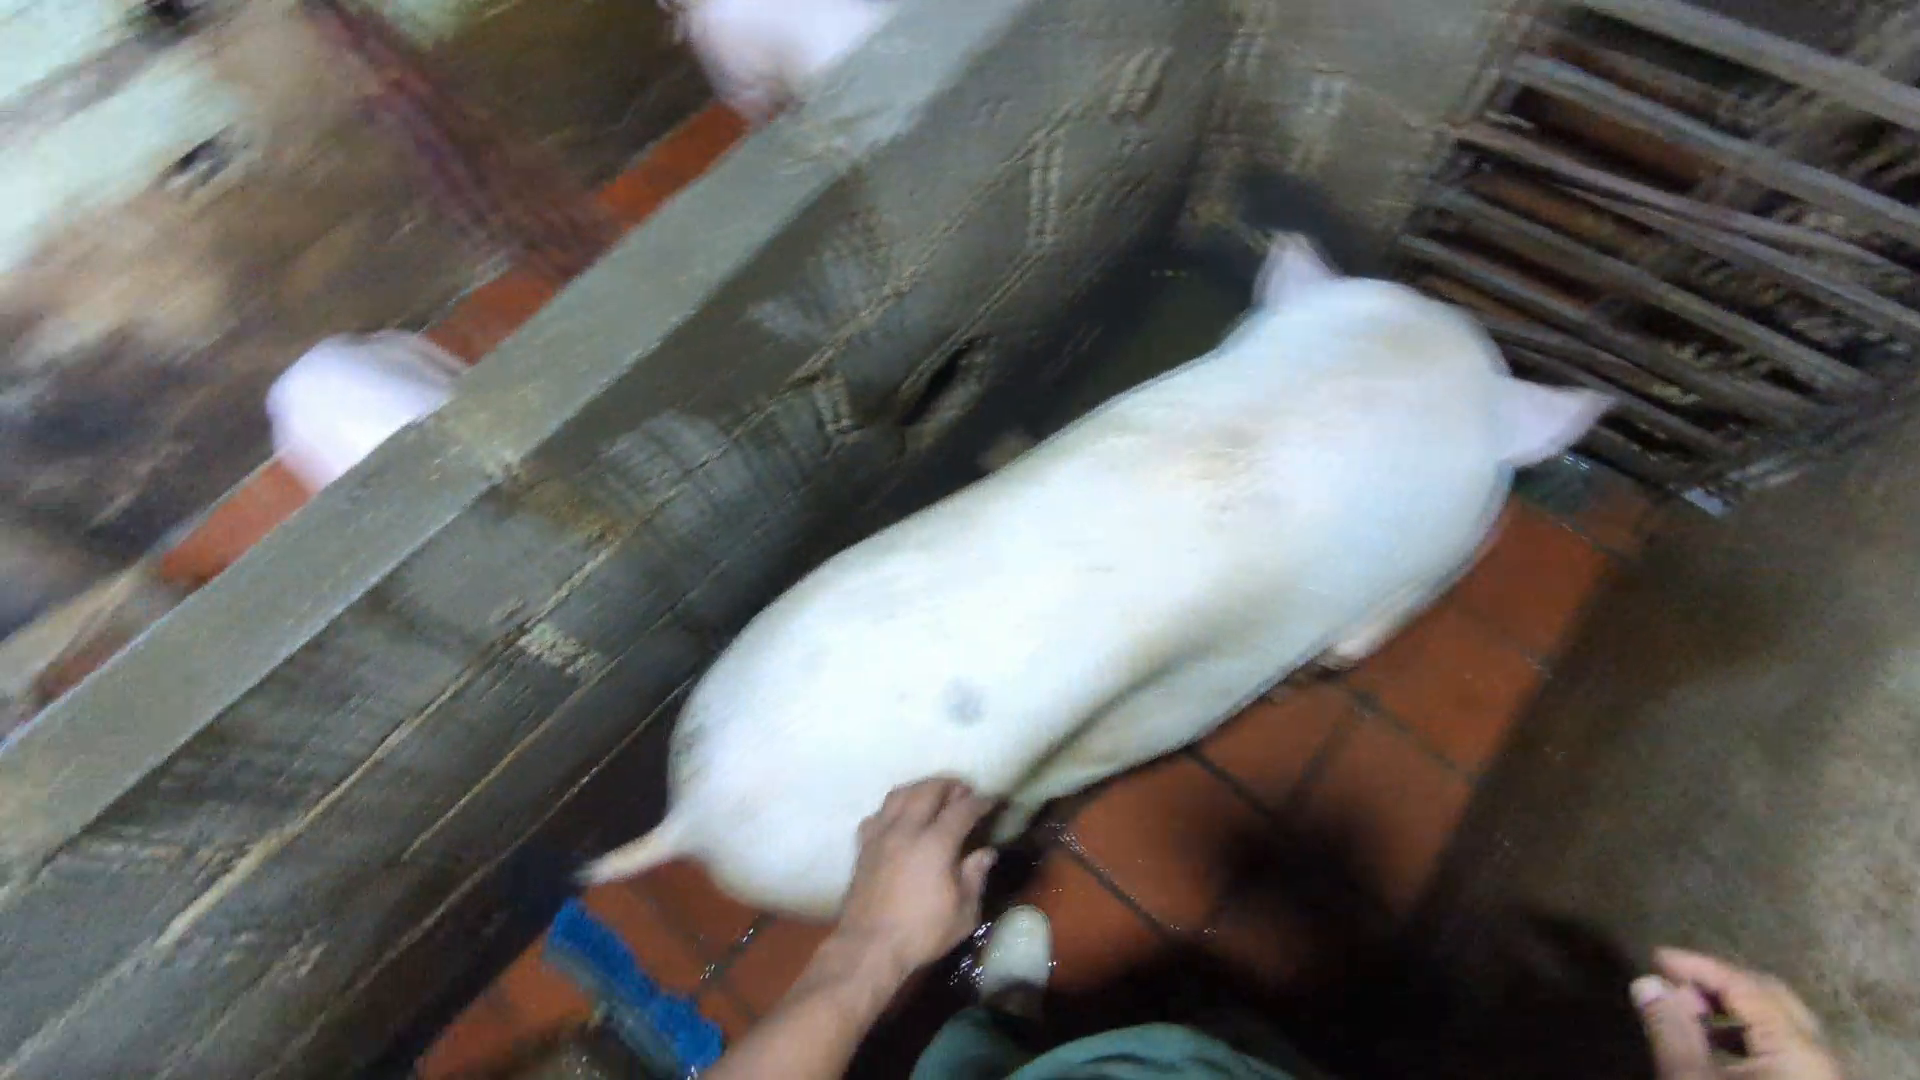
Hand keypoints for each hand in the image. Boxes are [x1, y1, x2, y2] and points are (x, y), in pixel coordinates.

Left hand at [832, 779, 997, 979]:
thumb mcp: (963, 914)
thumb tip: (986, 852)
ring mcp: (881, 835)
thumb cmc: (921, 933)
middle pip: (928, 790)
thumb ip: (975, 877)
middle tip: (963, 791)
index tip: (991, 801)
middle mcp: (906, 830)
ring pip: (899, 794)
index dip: (979, 802)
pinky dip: (893, 808)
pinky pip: (878, 814)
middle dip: (949, 785)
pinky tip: (899, 818)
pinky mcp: (864, 846)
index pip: (962, 810)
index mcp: (935, 844)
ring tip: (933, 795)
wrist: (869, 947)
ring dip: (920, 789)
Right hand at [1634, 948, 1842, 1079]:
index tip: (1654, 955)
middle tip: (1673, 975)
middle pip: (1771, 996)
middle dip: (1718, 979)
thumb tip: (1646, 981)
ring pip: (1779, 1020)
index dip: (1696, 963)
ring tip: (1687, 1008)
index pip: (1744, 985)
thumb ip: (1669, 1028)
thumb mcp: (1690, 1077)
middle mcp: (1819, 1051)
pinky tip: (1714, 1039)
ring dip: (1729, 1005)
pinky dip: (1745, 1029)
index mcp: (1796, 1045)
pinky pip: (1784, 1043)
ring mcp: (1821, 1070)